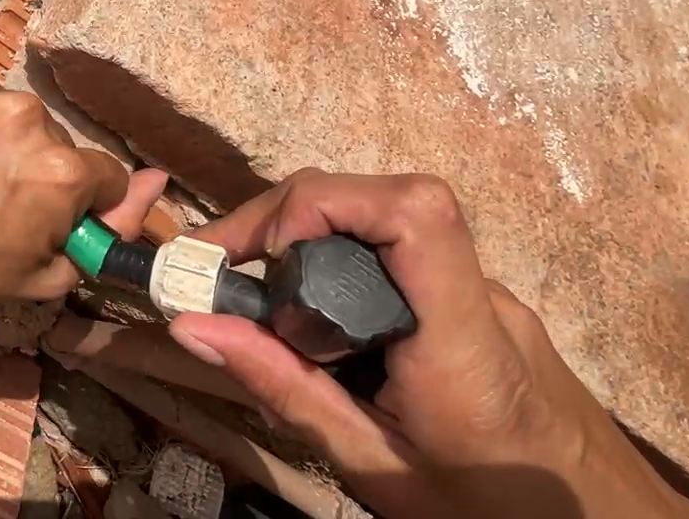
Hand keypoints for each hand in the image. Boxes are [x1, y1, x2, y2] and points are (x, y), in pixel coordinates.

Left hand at [0, 55, 166, 319]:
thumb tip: (149, 187)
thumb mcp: (35, 276)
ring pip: (0, 108)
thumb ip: (98, 236)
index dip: (84, 198)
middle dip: (30, 161)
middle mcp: (23, 113)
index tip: (53, 208)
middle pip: (49, 136)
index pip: (103, 173)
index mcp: (58, 168)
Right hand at [168, 171, 688, 518]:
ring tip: (252, 289)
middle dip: (280, 217)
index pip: (416, 213)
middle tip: (220, 266)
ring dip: (300, 234)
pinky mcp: (477, 300)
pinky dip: (331, 262)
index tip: (266, 250)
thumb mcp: (378, 470)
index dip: (327, 201)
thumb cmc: (498, 512)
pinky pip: (390, 255)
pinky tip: (312, 317)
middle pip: (373, 201)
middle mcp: (479, 294)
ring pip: (375, 223)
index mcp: (464, 341)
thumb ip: (287, 391)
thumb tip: (190, 323)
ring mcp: (484, 292)